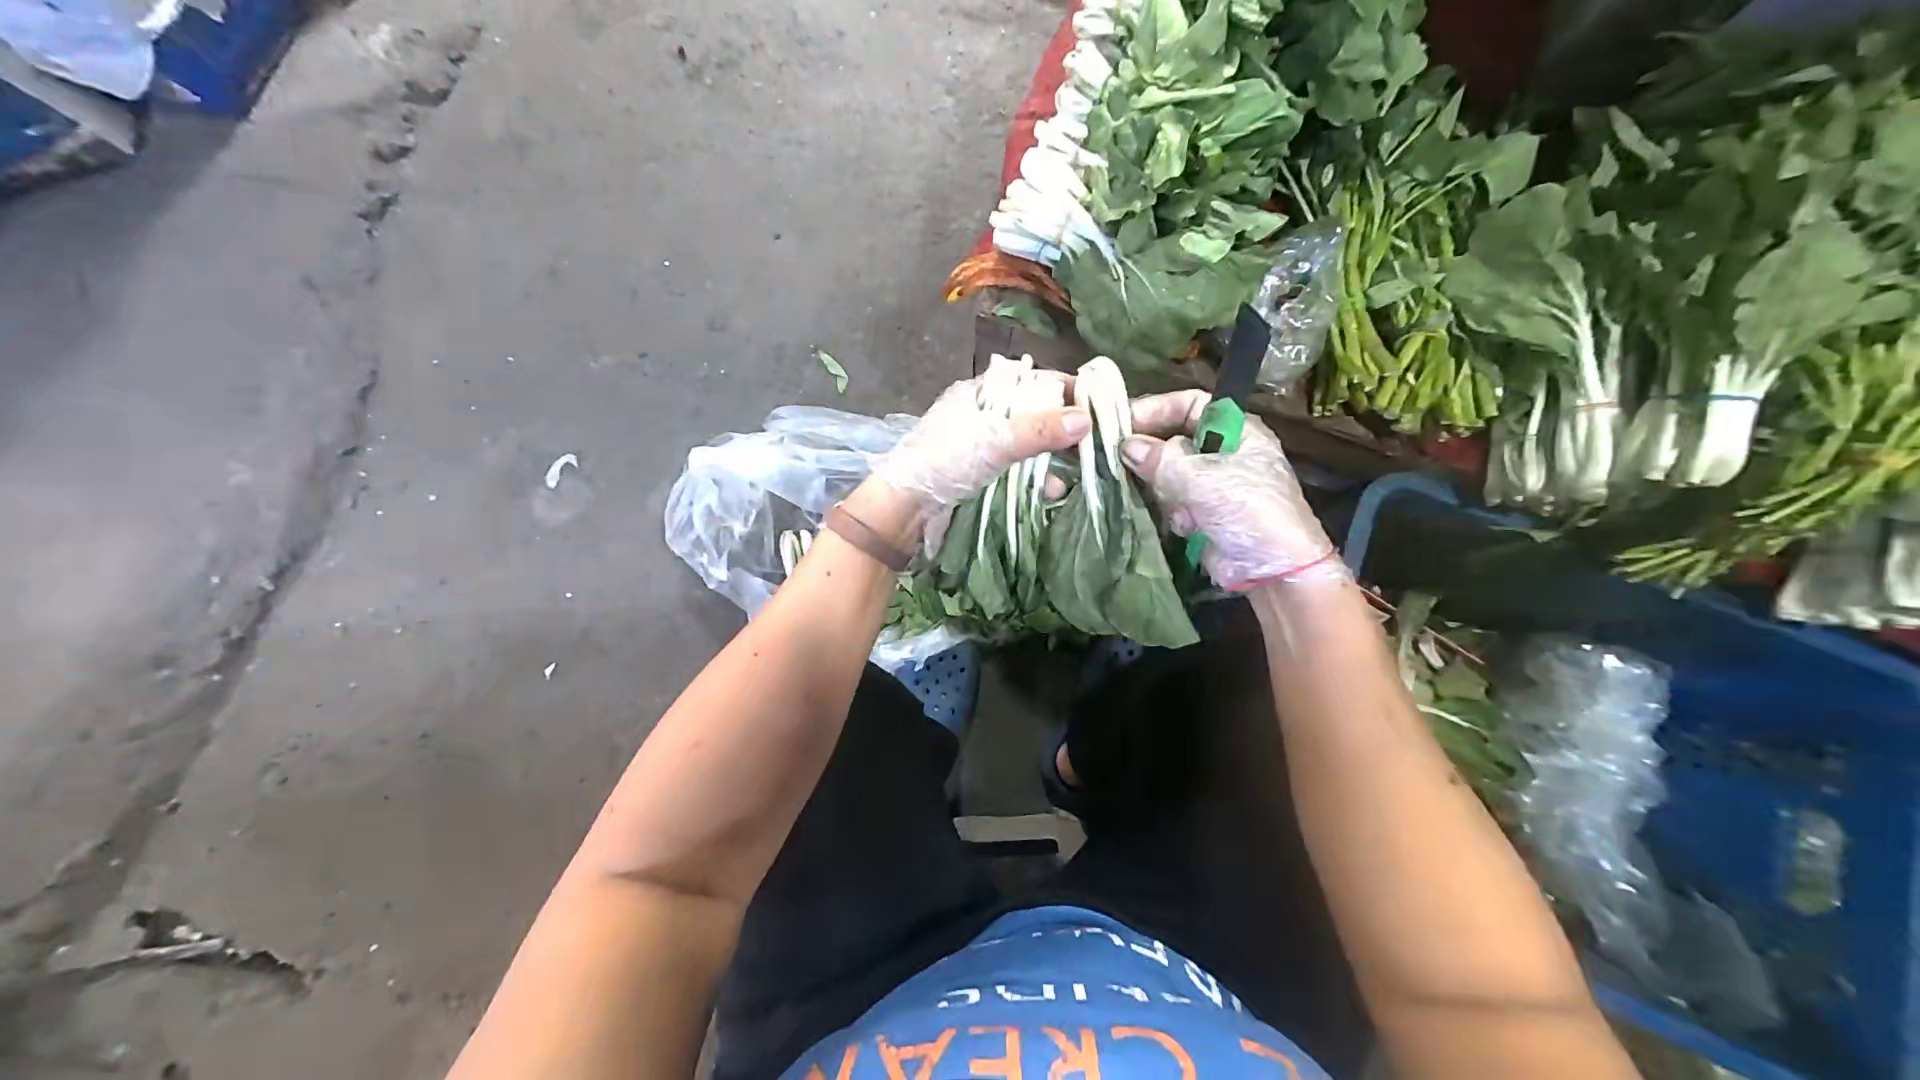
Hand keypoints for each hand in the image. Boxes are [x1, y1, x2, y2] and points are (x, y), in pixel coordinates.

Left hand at [871, 368, 1090, 507]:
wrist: (905, 508)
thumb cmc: (945, 462)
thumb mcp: (995, 441)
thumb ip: (1039, 430)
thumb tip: (1085, 421)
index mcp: (980, 392)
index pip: (1031, 381)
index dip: (1064, 388)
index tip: (1097, 402)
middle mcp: (982, 415)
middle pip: (1032, 413)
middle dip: (1063, 426)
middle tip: (1097, 440)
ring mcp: (981, 446)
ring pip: (1027, 444)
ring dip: (1053, 456)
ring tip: (1082, 468)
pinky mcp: (980, 474)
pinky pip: (1017, 470)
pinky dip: (1036, 478)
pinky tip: (1054, 490)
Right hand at [1122, 389, 1346, 590]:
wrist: (1273, 572)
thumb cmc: (1249, 511)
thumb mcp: (1205, 479)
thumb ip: (1162, 459)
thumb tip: (1126, 446)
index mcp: (1235, 432)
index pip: (1189, 404)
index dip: (1157, 408)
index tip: (1123, 423)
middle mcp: (1221, 453)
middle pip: (1172, 439)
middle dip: (1151, 453)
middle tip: (1120, 461)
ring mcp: (1210, 485)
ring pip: (1165, 472)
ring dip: (1160, 487)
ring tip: (1163, 501)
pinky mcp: (1199, 513)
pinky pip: (1168, 501)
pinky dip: (1167, 511)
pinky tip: (1181, 525)